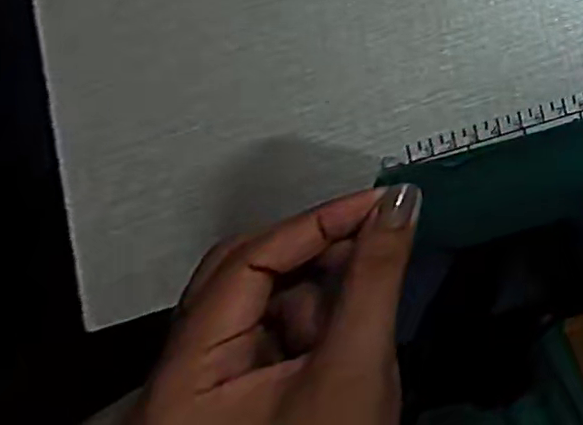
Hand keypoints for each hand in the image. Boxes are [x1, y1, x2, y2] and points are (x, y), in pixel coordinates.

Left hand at [129, 184, 421, 424]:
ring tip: (368, 292)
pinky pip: (277, 318)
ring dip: (323, 276)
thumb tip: (403, 199)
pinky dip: (321, 302)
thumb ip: (377, 273)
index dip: (318, 222)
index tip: (387, 200)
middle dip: (317, 245)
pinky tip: (350, 318)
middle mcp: (180, 374)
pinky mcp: (242, 383)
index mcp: (182, 378)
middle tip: (380, 230)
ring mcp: (209, 380)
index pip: (244, 265)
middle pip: (240, 272)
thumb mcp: (357, 360)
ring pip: (262, 292)